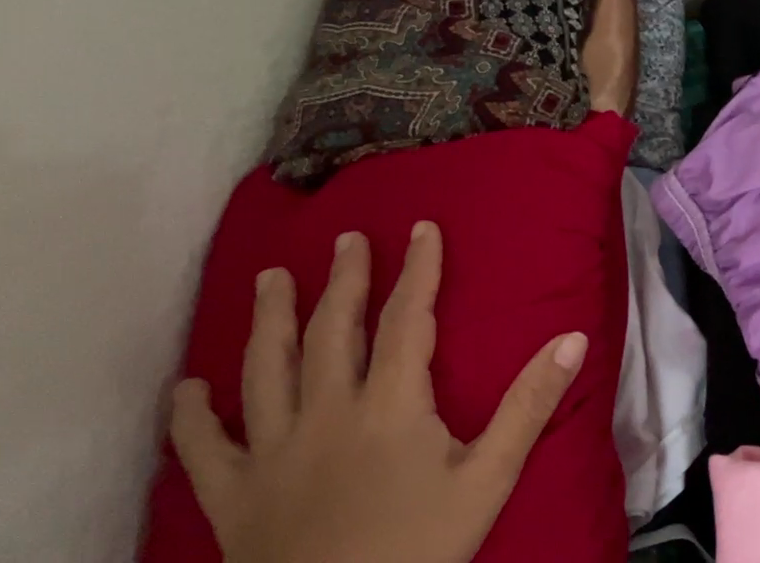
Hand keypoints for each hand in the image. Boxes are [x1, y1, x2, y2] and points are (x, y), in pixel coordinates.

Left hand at [169, 223, 588, 562]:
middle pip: (332, 333)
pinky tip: (186, 387)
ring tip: (268, 279)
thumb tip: (573, 337)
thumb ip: (530, 405)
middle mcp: (325, 414)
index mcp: (389, 405)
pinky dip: (192, 415)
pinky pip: (204, 449)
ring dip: (269, 321)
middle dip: (342, 280)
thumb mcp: (490, 478)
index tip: (421, 227)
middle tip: (345, 239)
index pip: (404, 320)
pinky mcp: (233, 496)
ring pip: (265, 372)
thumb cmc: (419, 546)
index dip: (417, 270)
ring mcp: (272, 453)